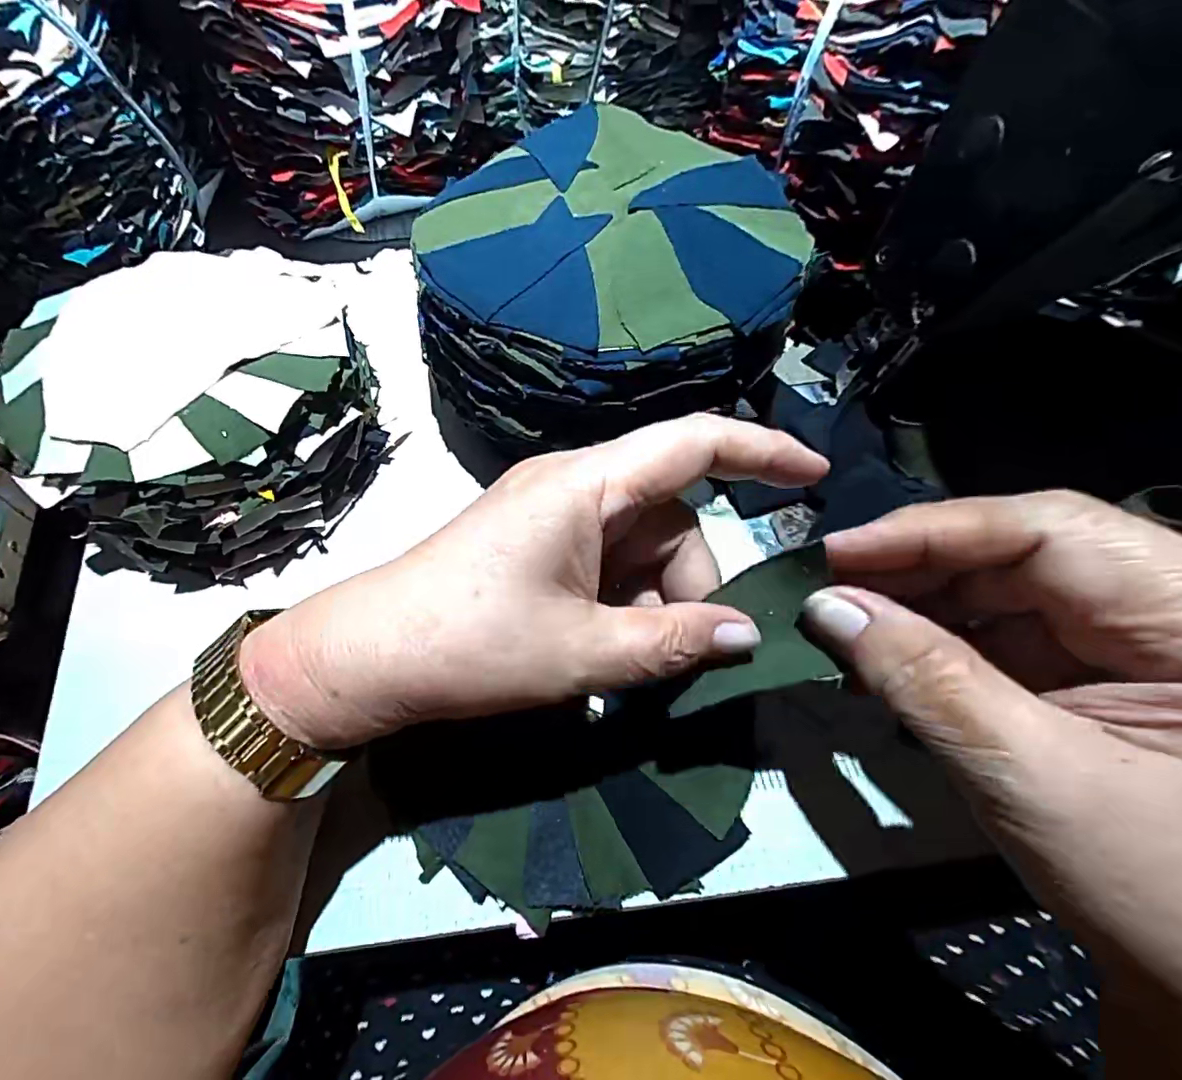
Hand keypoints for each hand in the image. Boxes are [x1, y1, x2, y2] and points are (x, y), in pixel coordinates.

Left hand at [238, 415, 827, 749]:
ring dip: (655, 604)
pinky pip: (609, 564)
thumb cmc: (471, 644)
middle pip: (672, 519)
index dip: (763, 452)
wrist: (366, 658)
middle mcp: (576, 486)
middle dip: (691, 585)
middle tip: (682, 653)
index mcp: (587, 485)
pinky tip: (607, 652)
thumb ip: (673, 643)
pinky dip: (624, 605)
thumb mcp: (584, 652)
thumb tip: (747, 635)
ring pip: (643, 549)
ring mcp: (555, 516)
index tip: (815, 475)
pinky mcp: (540, 544)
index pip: (694, 443)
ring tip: (630, 663)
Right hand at [805, 492, 1181, 1078]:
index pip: (1061, 531)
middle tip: (834, 586)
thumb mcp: (1036, 784)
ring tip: (853, 619)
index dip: (936, 532)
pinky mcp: (1148, 689)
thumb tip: (826, 605)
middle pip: (1045, 559)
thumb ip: (924, 678)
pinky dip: (962, 647)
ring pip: (1032, 597)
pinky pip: (1038, 642)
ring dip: (937, 608)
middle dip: (929, 572)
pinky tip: (901, 654)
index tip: (840, 550)